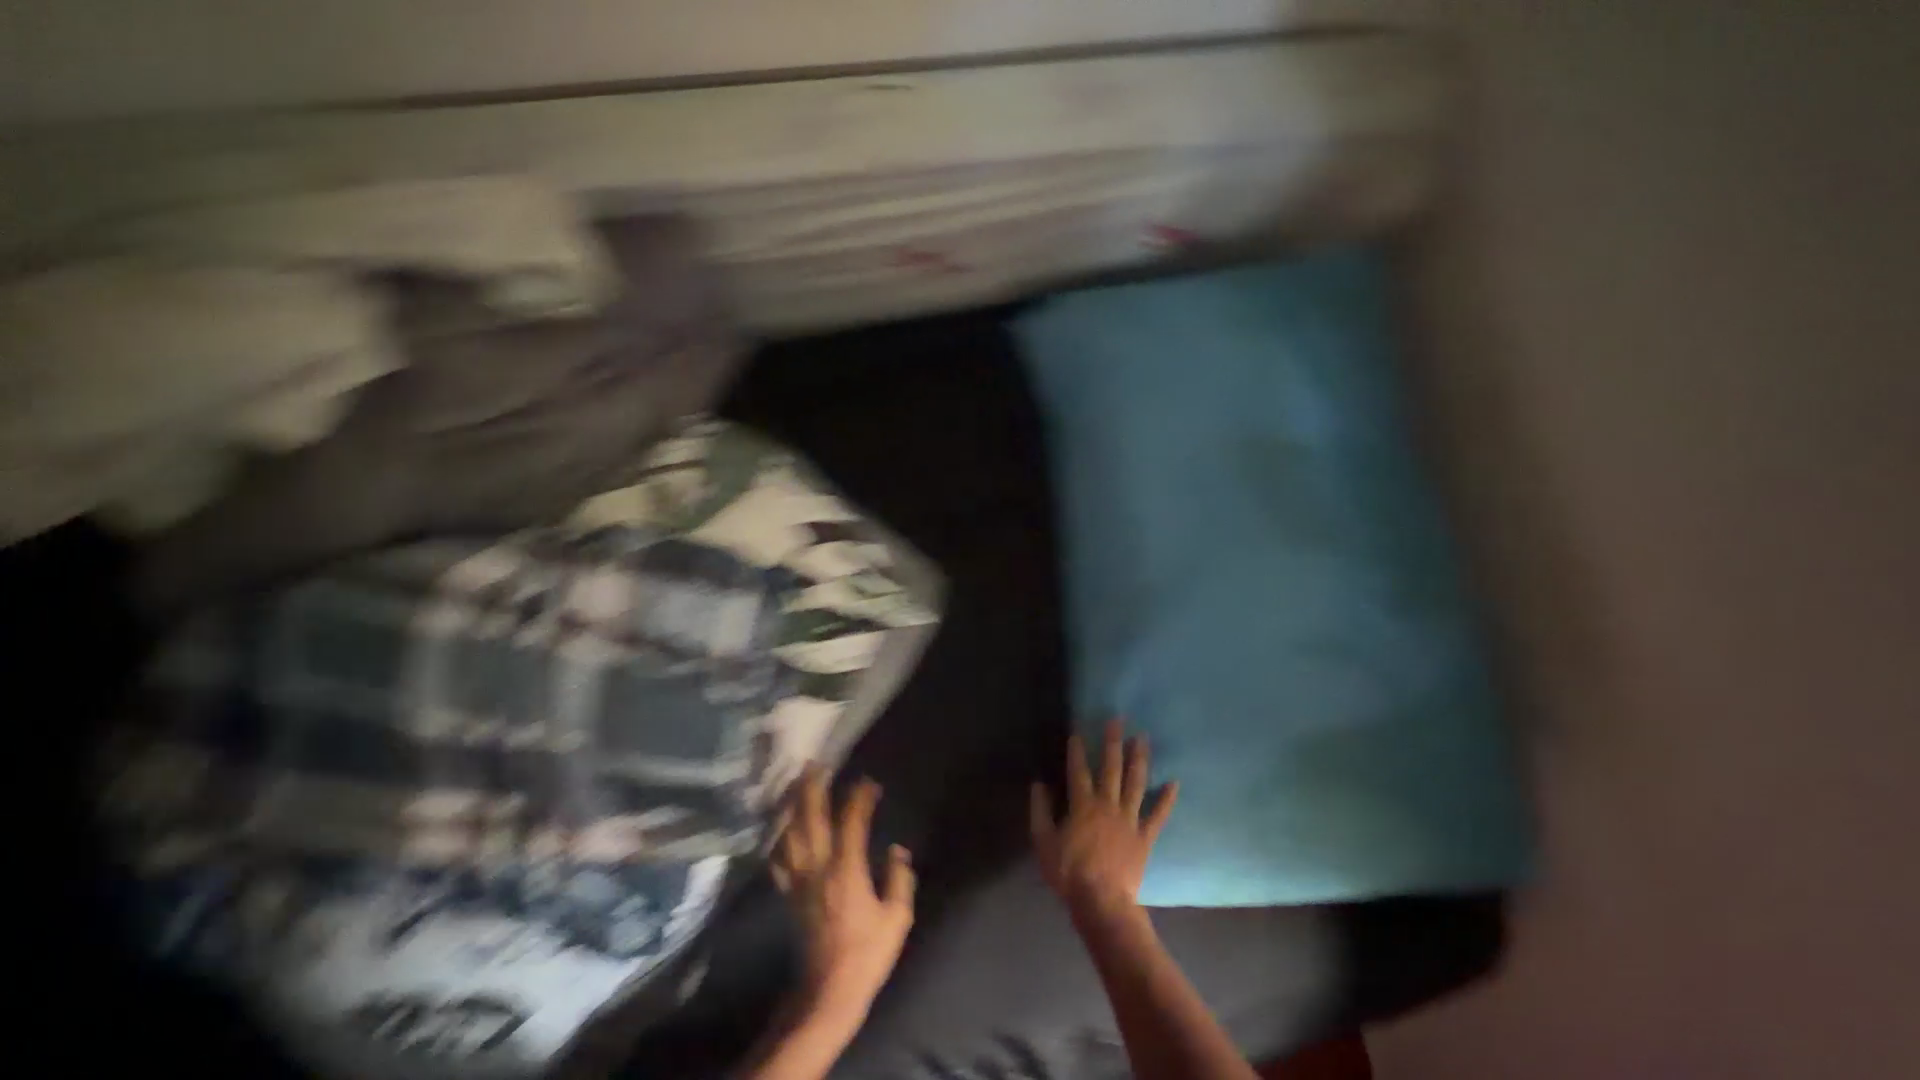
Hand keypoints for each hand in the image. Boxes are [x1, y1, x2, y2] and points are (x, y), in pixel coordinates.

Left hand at [772, 767, 915, 1021]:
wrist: (828, 990)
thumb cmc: (867, 954)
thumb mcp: (897, 918)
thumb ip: (898, 880)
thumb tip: (896, 851)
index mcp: (847, 869)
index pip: (851, 821)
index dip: (859, 797)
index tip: (868, 782)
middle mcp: (818, 868)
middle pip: (810, 818)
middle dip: (812, 788)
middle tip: (816, 764)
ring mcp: (799, 881)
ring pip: (789, 834)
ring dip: (791, 805)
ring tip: (794, 785)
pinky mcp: (789, 896)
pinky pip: (779, 860)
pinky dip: (779, 839)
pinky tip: (781, 831)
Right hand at [1030, 720, 1178, 914]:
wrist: (1102, 901)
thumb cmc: (1068, 873)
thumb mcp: (1043, 843)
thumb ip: (1040, 812)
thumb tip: (1038, 785)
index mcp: (1082, 805)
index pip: (1078, 770)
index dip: (1077, 750)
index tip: (1078, 731)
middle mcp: (1108, 805)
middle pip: (1111, 768)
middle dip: (1113, 742)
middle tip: (1117, 719)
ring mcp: (1129, 820)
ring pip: (1136, 783)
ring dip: (1139, 758)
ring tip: (1142, 737)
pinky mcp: (1145, 836)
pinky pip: (1158, 815)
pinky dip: (1166, 798)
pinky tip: (1174, 782)